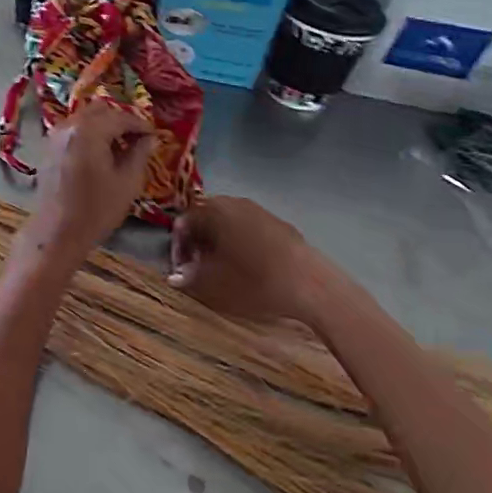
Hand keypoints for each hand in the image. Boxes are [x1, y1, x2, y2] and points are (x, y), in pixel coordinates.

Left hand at [24, 103, 156, 262]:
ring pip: (83, 118)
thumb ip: (139, 153)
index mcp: (87, 131)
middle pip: (98, 110)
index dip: (140, 124)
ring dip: (103, 125)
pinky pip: (72, 130)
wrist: (58, 229)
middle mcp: (67, 126)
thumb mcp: (127, 181)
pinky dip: (88, 133)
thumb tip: (148, 138)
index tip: (154, 135)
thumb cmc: (97, 208)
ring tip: (122, 146)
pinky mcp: (47, 147)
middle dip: (120, 120)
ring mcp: (53, 135)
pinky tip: (101, 151)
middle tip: (138, 138)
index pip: (119, 117)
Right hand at [167, 195, 337, 323]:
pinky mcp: (285, 228)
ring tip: (227, 271)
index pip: (182, 223)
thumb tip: (175, 277)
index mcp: (212, 210)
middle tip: (202, 269)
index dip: (178, 248)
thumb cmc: (254, 281)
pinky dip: (246, 247)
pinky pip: (253, 233)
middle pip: (206, 221)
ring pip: (230, 226)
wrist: (316, 289)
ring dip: (222, 246)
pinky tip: (254, 271)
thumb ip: (188, 277)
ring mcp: (263, 213)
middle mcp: (235, 203)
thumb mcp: (212, 284)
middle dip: (200, 245)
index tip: (183, 271)